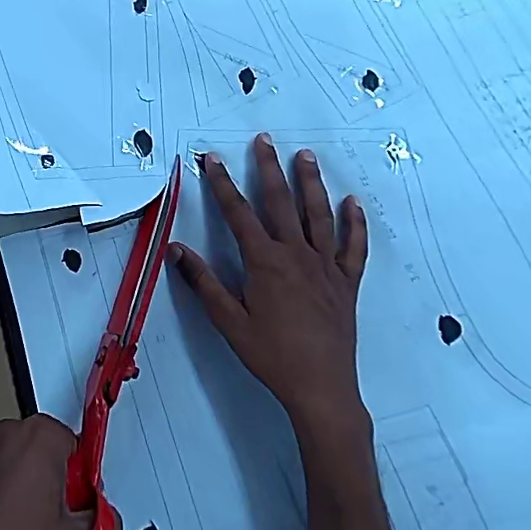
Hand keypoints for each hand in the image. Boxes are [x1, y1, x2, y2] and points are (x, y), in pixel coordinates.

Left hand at [0, 415, 92, 529]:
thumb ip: (102, 521)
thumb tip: (104, 518)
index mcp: (38, 437)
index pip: (78, 444)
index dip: (86, 480)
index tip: (87, 504)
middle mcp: (6, 435)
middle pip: (50, 453)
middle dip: (62, 487)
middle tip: (66, 525)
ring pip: (24, 467)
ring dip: (36, 495)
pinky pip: (0, 479)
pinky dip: (10, 501)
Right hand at [170, 134, 370, 442]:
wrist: (322, 388)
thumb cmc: (270, 355)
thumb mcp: (228, 320)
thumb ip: (202, 282)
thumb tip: (176, 249)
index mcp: (264, 262)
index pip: (238, 213)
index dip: (222, 184)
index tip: (212, 159)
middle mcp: (296, 255)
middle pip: (280, 203)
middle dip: (269, 169)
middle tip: (265, 140)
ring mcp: (325, 267)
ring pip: (318, 216)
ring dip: (311, 184)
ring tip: (306, 156)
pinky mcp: (345, 283)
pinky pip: (353, 248)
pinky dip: (354, 224)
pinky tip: (352, 203)